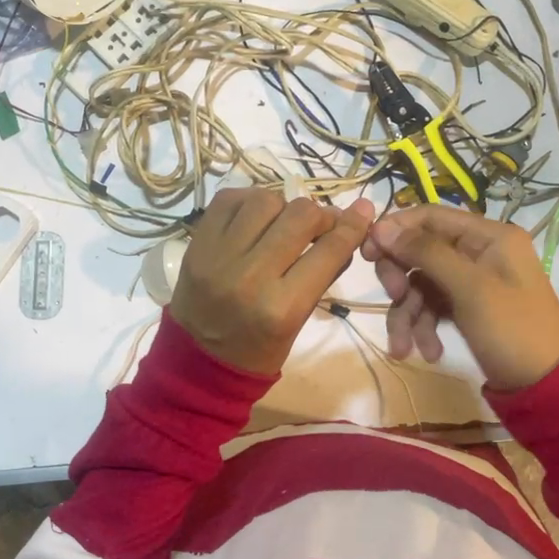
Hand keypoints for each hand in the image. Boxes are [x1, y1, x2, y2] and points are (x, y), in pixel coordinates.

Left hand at [171, 189, 376, 375]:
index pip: (329, 250)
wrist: (196, 359)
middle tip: (319, 224)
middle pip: (300, 216)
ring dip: (282, 207)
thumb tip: (347, 226)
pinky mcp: (198, 243)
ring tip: (281, 223)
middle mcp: (251, 276)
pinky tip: (255, 216)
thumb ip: (323, 274)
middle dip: (319, 216)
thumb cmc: (257, 349)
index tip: (362, 210)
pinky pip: (229, 199)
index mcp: (282, 307)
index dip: (352, 226)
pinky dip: (249, 201)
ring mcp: (219, 256)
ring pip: (265, 200)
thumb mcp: (299, 321)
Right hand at [361, 205, 558, 389]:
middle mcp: (479, 251)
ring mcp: (471, 281)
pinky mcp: (466, 307)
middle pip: (420, 250)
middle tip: (395, 298)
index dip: (396, 230)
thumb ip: (426, 253)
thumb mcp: (469, 288)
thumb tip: (381, 227)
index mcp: (489, 236)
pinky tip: (428, 353)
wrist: (546, 385)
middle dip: (402, 278)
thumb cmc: (513, 329)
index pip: (430, 216)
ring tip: (404, 347)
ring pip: (421, 284)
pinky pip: (432, 307)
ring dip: (409, 314)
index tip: (367, 253)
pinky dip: (424, 328)